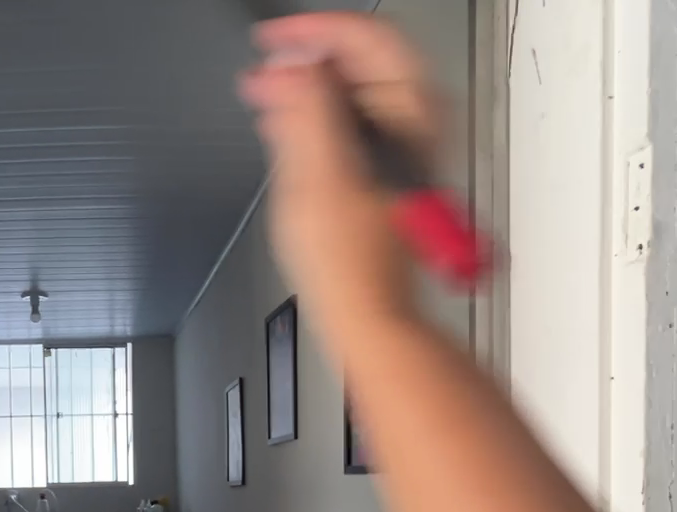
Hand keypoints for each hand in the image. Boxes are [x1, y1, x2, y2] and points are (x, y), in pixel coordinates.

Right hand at [239, 14, 436, 335]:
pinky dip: (314, 118)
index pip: (364, 38)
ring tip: (268, 94)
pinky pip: (348, 126)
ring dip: (307, 89)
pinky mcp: (382, 174)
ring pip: (352, 94)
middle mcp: (411, 127)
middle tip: (265, 67)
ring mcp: (399, 151)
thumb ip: (306, 111)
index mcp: (406, 115)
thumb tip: (292, 67)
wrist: (364, 312)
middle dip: (307, 60)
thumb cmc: (348, 264)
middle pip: (360, 62)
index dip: (311, 34)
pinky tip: (288, 128)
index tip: (271, 41)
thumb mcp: (316, 178)